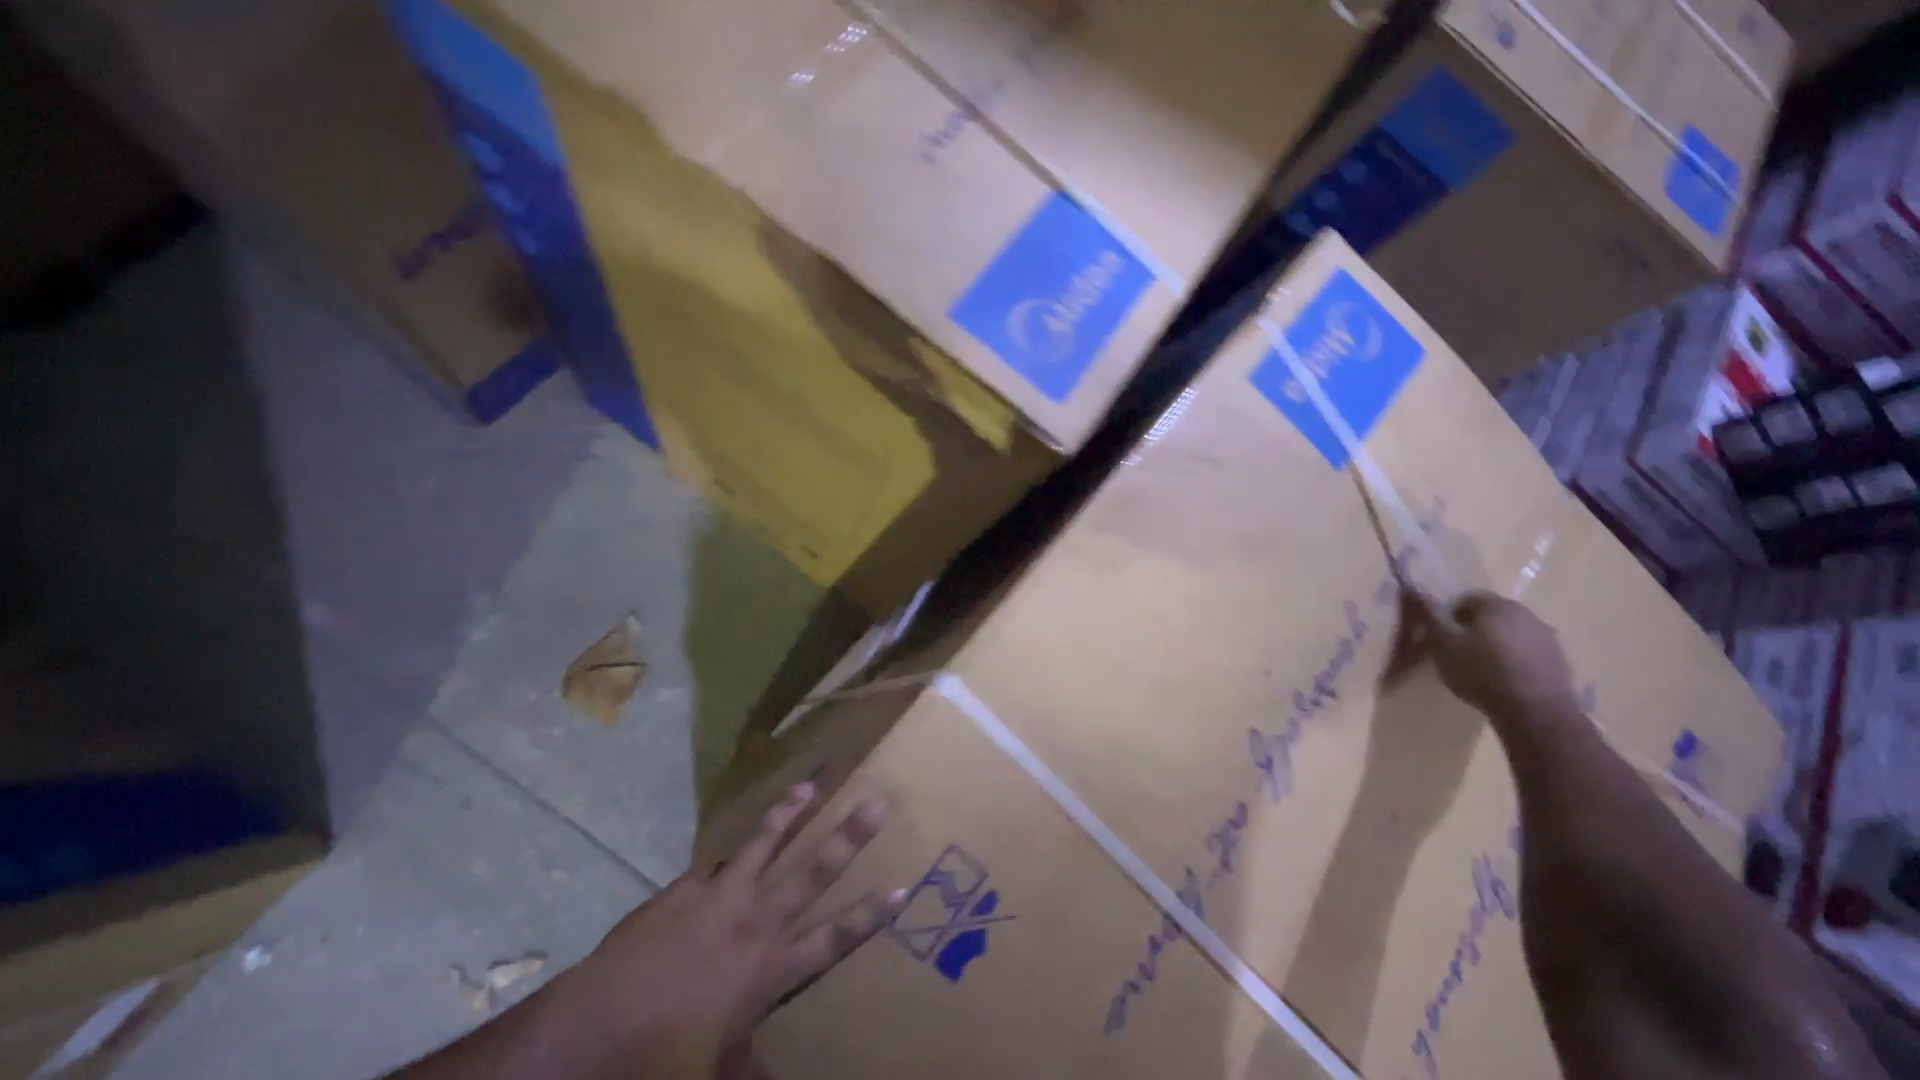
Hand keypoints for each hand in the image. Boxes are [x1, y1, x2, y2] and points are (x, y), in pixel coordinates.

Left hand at [549, 782, 902, 1076]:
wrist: (598, 1024)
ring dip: (789, 813)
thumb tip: (768, 1076)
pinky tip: (730, 849)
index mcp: (771, 969)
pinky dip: (728, 855)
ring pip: (763, 845)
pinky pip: (713, 864)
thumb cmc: (665, 1054)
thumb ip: (750, 1059)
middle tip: (877, 802)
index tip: (904, 885)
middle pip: (812, 872)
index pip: (835, 937)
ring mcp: (718, 899)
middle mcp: (755, 923)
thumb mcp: (719, 1064)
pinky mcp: (682, 889)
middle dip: (848, 837)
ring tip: (810, 783)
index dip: (871, 914)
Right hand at [1411, 590, 1576, 723]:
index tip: (1440, 639)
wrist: (1535, 711)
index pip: (1465, 599)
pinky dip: (1514, 662)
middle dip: (1473, 630)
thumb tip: (1414, 587)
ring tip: (1481, 671)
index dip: (1448, 617)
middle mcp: (1526, 613)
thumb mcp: (1443, 644)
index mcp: (1497, 605)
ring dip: (1495, 646)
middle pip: (1490, 615)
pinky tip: (1504, 682)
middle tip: (1457, 654)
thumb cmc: (1481, 672)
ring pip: (1511, 634)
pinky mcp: (1559, 661)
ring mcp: (1547, 637)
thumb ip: (1430, 615)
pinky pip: (1528, 654)